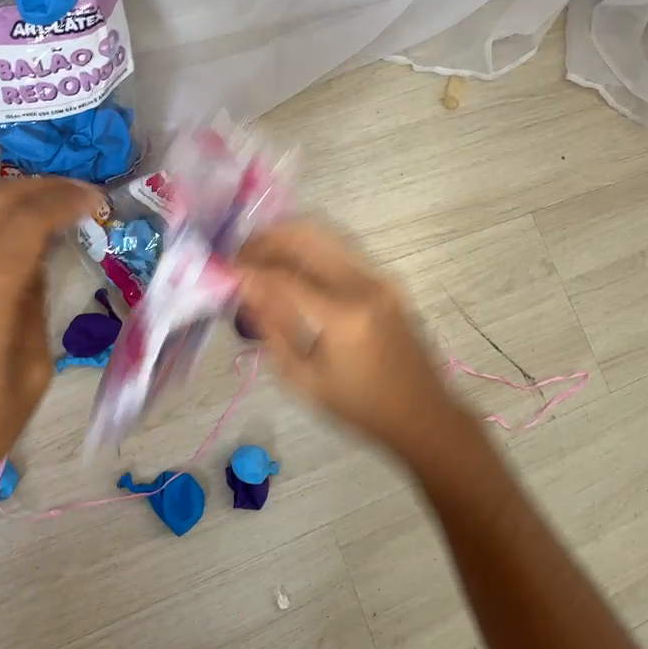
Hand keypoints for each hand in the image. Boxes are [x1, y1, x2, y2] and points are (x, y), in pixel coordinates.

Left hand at [0, 176, 102, 517]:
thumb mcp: (29, 378)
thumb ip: (33, 310)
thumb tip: (32, 270)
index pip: (24, 222)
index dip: (64, 200)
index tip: (95, 200)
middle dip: (37, 188)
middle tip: (73, 194)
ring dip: (10, 207)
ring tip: (47, 217)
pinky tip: (10, 251)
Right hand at [235, 220, 462, 456]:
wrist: (423, 414)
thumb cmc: (360, 408)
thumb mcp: (305, 380)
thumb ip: (272, 332)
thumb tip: (245, 292)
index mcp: (342, 316)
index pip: (283, 276)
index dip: (248, 269)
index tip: (224, 269)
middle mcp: (362, 284)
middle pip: (305, 237)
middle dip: (266, 239)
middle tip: (240, 253)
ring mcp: (379, 276)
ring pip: (324, 234)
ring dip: (287, 237)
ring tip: (260, 253)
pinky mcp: (386, 278)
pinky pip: (340, 248)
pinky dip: (310, 247)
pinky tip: (290, 263)